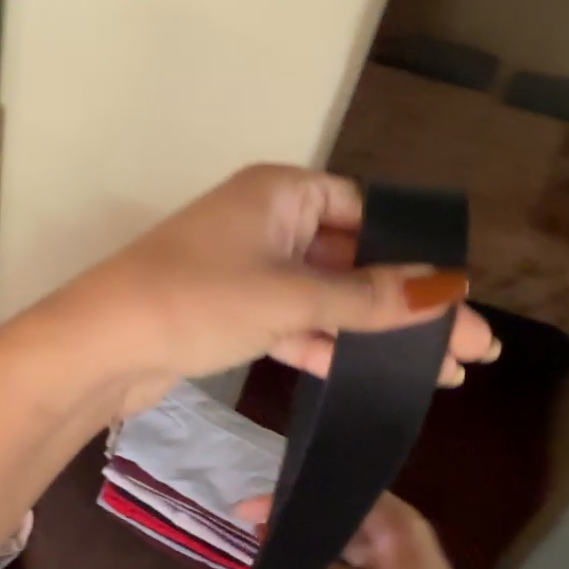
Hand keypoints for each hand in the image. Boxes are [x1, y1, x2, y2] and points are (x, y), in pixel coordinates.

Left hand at [31, 165, 497, 415]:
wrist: (99, 347)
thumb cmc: (196, 300)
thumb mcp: (289, 296)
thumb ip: (368, 297)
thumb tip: (448, 288)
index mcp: (279, 192)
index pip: (365, 211)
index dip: (414, 251)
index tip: (460, 294)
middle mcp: (262, 220)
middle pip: (349, 257)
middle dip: (405, 303)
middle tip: (469, 350)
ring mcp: (242, 268)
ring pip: (321, 295)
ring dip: (371, 332)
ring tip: (437, 374)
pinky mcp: (225, 311)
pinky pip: (289, 321)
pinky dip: (322, 345)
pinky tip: (362, 376)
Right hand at [235, 492, 503, 568]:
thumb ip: (306, 562)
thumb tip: (266, 534)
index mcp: (395, 519)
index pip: (334, 489)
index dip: (289, 495)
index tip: (249, 508)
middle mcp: (401, 524)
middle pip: (340, 505)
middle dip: (298, 512)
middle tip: (253, 519)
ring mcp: (404, 548)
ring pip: (347, 528)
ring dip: (313, 534)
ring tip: (267, 535)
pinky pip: (358, 549)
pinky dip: (330, 552)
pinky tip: (302, 559)